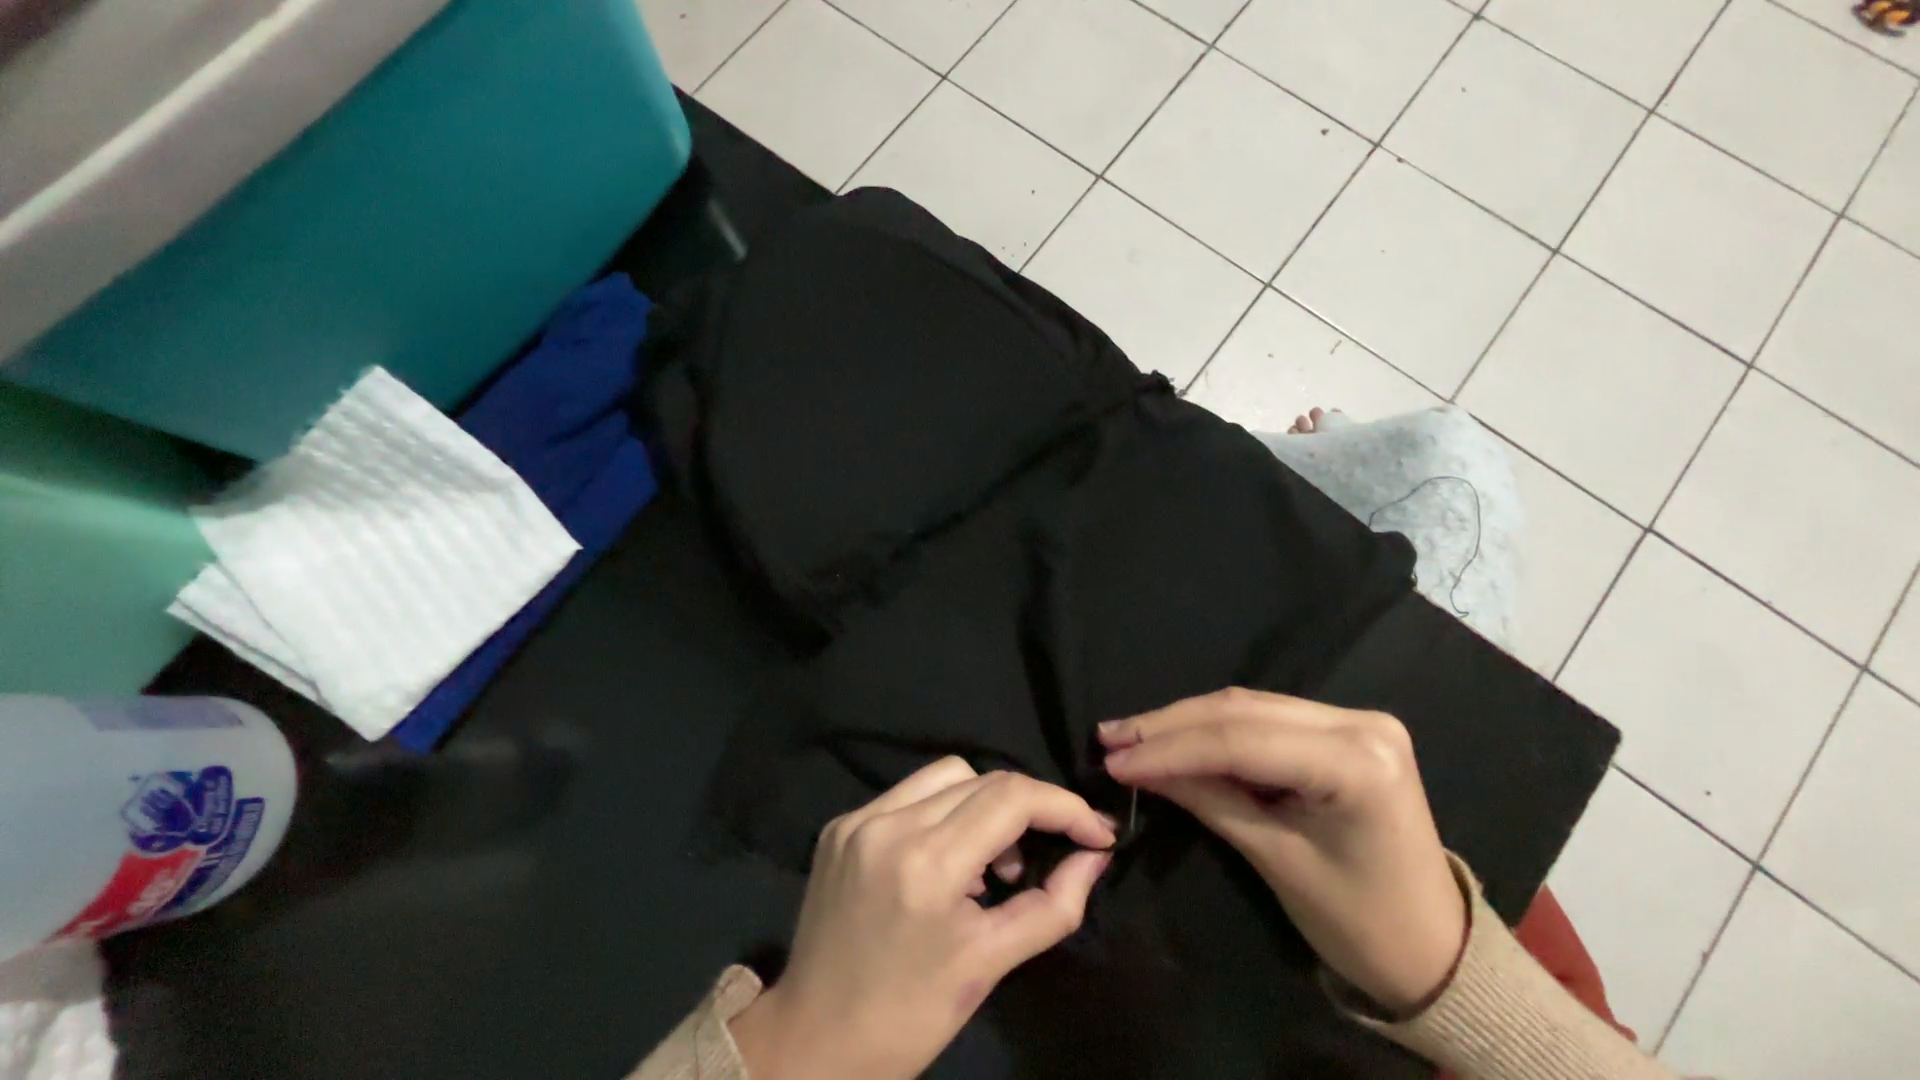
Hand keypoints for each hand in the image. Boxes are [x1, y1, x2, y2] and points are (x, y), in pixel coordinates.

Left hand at [728, 758, 1116, 1079]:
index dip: (1064, 807)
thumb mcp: (991, 962)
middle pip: (984, 778)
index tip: (1096, 834)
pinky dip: (943, 812)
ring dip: (985, 803)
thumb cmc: (910, 1015)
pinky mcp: (839, 826)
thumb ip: (1054, 904)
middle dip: (1030, 808)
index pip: (1012, 797)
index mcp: (927, 862)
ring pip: (947, 775)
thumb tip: (1095, 855)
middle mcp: (888, 824)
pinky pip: (909, 795)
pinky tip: (947, 861)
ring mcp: (857, 820)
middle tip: (1048, 854)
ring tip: (992, 862)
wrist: (814, 1042)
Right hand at [1100, 689, 1465, 1014]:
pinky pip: (1268, 719)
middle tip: (1110, 737)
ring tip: (1129, 735)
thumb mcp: (1275, 859)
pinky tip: (1176, 736)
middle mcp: (1362, 723)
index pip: (1241, 740)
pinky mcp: (1348, 730)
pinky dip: (1217, 730)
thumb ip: (1207, 799)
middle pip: (1243, 711)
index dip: (1169, 748)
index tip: (1113, 759)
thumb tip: (1137, 766)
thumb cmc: (1358, 921)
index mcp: (1357, 761)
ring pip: (1251, 708)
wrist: (1434, 950)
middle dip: (1170, 725)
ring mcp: (1359, 721)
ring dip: (1186, 722)